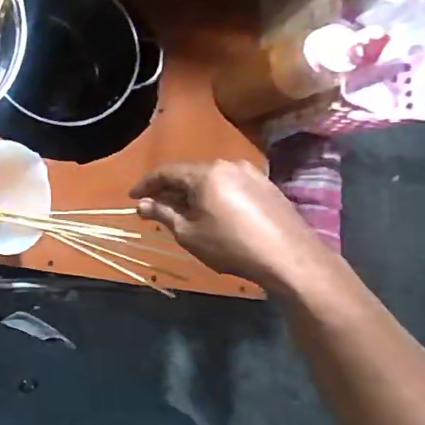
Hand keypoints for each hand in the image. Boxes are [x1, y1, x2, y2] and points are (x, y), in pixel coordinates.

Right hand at [130, 160, 328, 291]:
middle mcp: (229, 165)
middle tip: (155, 206)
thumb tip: (143, 204)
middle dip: (170, 189)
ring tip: (182, 212)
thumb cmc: (231, 245)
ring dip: (192, 193)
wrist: (291, 258)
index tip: (133, 197)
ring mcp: (252, 175)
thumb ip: (163, 214)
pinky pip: (230, 186)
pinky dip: (214, 196)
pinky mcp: (268, 187)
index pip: (166, 172)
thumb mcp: (189, 233)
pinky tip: (212, 214)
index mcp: (206, 173)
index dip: (146, 184)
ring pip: (211, 179)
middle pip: (190, 173)